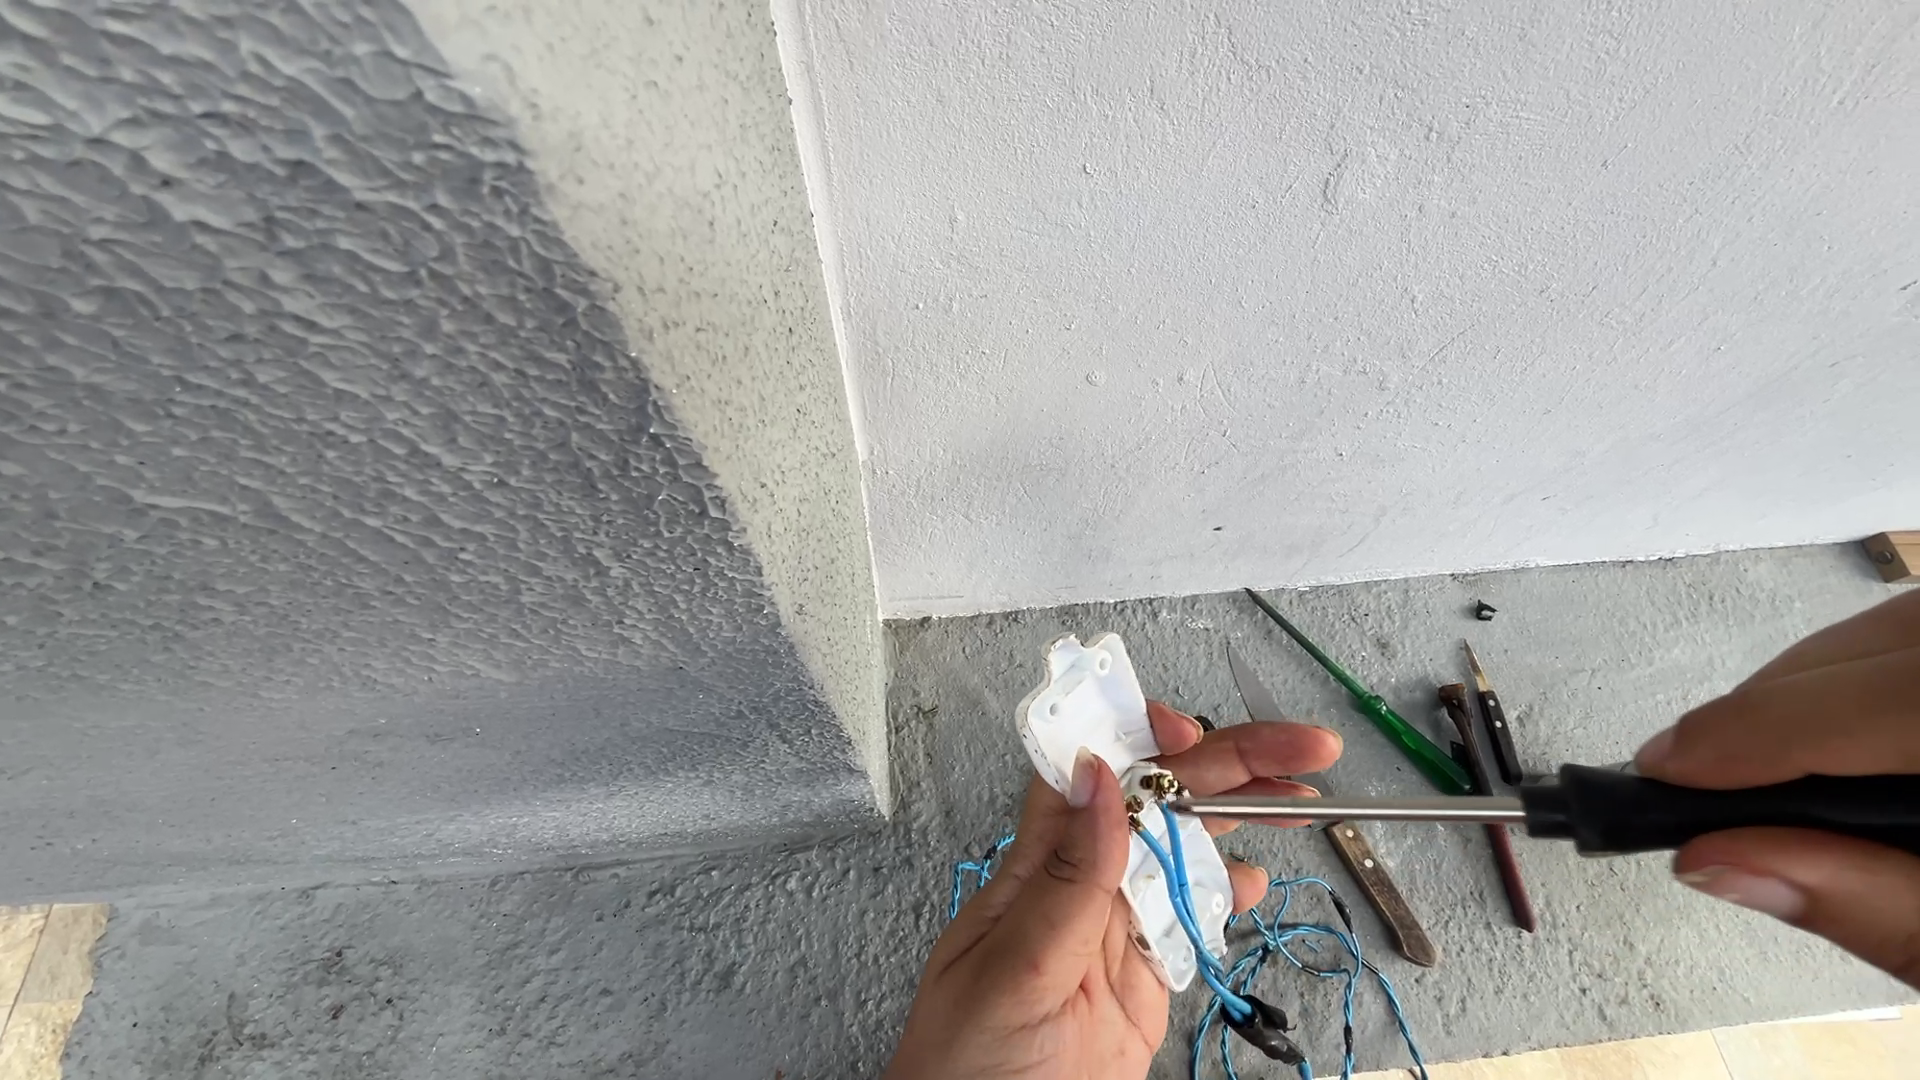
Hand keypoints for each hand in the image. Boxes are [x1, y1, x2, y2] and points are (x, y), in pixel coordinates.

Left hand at [883, 703, 1340, 1079]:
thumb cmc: (973, 1060)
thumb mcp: (1016, 967)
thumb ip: (1064, 879)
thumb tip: (1096, 773)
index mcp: (1040, 860)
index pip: (1092, 771)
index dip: (1142, 735)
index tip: (1193, 729)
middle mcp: (1082, 877)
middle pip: (1157, 800)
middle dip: (1227, 764)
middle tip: (1304, 749)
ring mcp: (1118, 925)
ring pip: (1184, 848)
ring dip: (1240, 815)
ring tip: (1301, 798)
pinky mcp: (1145, 974)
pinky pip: (1192, 916)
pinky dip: (1229, 889)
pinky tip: (1258, 874)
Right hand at [1634, 589, 1919, 985]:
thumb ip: (1888, 917)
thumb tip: (1715, 862)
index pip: (1902, 707)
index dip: (1763, 731)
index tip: (1665, 765)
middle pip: (1897, 644)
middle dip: (1779, 703)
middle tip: (1703, 767)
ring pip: (1906, 621)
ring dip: (1820, 685)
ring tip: (1773, 757)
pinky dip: (1874, 673)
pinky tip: (1860, 737)